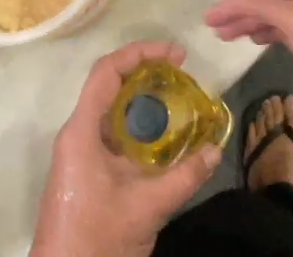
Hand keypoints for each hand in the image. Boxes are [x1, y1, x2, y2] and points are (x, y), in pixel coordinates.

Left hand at [30, 40, 220, 256]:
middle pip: (110, 85)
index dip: (140, 53)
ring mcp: (80, 153)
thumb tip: (214, 149)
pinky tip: (164, 136)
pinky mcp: (87, 170)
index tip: (175, 55)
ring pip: (112, 109)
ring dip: (144, 99)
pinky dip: (139, 125)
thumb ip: (184, 176)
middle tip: (182, 73)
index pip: (107, 72)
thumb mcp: (147, 207)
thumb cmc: (97, 239)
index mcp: (81, 132)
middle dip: (146, 72)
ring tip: (179, 98)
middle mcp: (77, 134)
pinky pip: (113, 132)